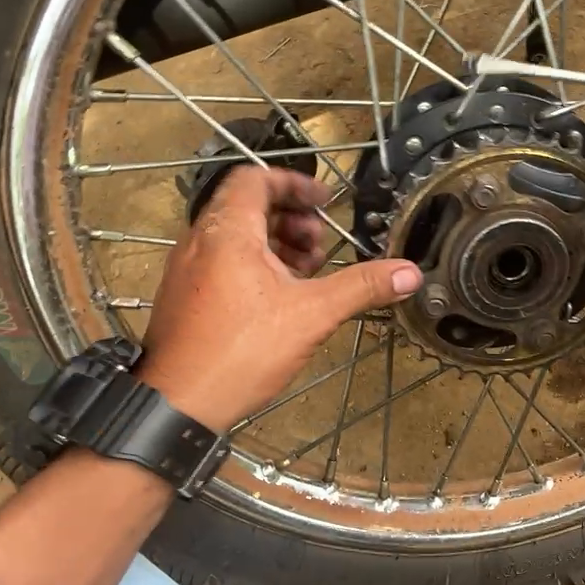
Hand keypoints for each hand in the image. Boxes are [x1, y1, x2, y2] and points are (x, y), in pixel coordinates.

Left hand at [132, 166, 421, 432]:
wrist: (177, 405)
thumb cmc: (238, 352)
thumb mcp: (313, 314)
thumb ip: (362, 287)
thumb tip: (408, 273)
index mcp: (228, 233)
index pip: (256, 179)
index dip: (295, 183)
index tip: (325, 201)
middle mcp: (201, 242)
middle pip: (249, 206)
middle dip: (293, 218)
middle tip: (321, 243)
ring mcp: (188, 269)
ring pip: (237, 235)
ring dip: (277, 242)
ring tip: (308, 270)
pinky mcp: (186, 295)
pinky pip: (223, 260)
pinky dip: (256, 264)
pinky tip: (282, 296)